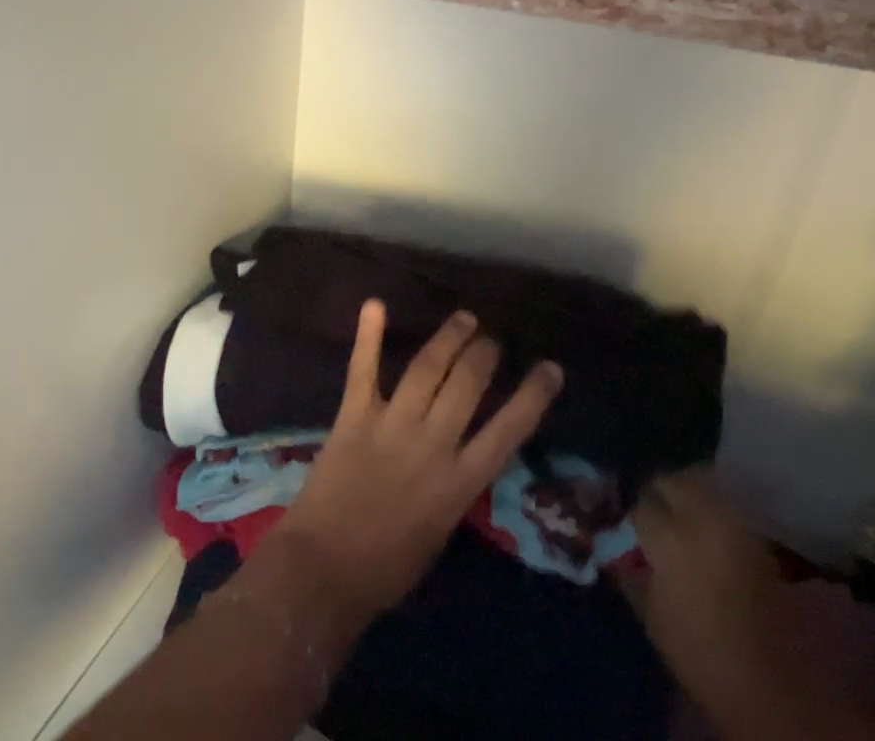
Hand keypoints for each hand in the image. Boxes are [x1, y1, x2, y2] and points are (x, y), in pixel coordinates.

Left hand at [273, 301, 563, 620]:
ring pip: (427, 369)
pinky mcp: (353, 419)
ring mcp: (391, 426)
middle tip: (489, 339)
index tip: (550, 367)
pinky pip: (364, 370)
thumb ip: (452, 493)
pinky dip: (368, 336)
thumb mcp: (438, 536)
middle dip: (483, 355)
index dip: (533, 396)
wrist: (325, 569)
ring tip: (464, 318)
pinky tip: (375, 304)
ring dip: (448, 338)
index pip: (509, 430)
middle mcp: (433, 445)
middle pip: (468, 385)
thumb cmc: (386, 568)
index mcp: (461, 483)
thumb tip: (457, 466)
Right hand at [625, 469, 874, 740]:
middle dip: (661, 492)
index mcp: (671, 540)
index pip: (642, 506)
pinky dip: (716, 505)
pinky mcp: (762, 537)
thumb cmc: (700, 652)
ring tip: (683, 513)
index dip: (635, 517)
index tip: (632, 529)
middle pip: (675, 481)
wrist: (770, 681)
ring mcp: (739, 526)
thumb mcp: (652, 615)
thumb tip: (622, 552)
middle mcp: (705, 521)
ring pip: (706, 484)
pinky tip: (709, 526)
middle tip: (655, 512)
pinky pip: (730, 505)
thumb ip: (634, 574)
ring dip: (690, 492)